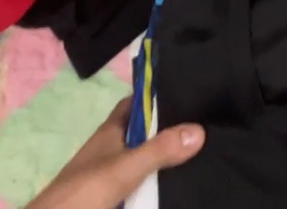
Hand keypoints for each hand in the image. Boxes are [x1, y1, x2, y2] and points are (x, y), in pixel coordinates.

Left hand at [26, 98, 204, 208]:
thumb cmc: (81, 195)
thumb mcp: (123, 169)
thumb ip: (159, 150)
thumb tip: (200, 129)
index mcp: (110, 132)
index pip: (136, 102)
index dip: (157, 94)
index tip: (187, 88)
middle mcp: (111, 151)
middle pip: (144, 133)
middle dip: (169, 129)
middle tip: (205, 122)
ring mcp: (111, 179)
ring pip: (144, 162)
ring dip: (165, 160)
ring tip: (204, 152)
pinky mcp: (112, 202)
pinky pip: (141, 188)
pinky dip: (156, 187)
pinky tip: (180, 189)